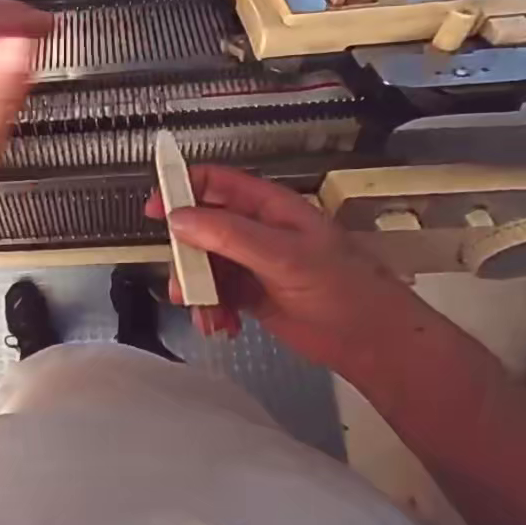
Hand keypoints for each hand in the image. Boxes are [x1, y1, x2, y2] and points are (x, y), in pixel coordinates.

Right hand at [144, 165, 427, 369]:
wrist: (370, 341)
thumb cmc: (338, 286)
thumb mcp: (283, 255)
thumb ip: (229, 235)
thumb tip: (177, 219)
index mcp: (267, 207)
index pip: (217, 183)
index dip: (183, 188)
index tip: (154, 208)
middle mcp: (256, 230)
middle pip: (202, 230)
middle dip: (186, 256)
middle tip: (179, 283)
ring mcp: (252, 263)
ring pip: (205, 266)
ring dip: (198, 291)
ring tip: (205, 315)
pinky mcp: (251, 295)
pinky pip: (217, 295)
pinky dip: (212, 310)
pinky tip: (222, 327)